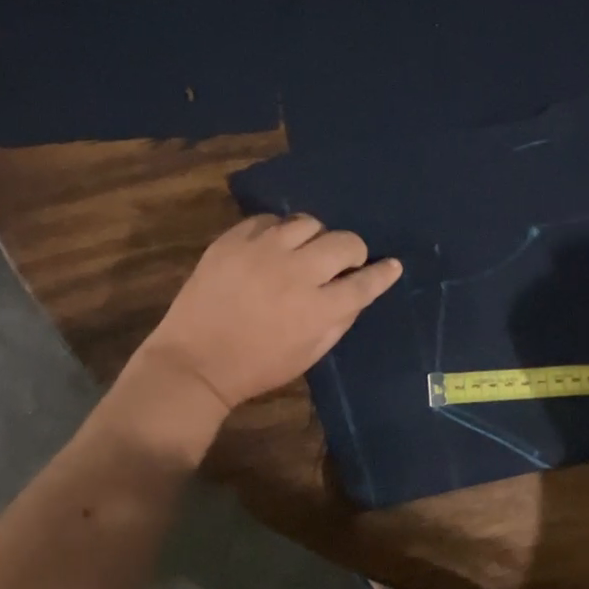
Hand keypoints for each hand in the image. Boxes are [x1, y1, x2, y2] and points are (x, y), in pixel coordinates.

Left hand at [134, 214, 401, 411]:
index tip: (391, 265)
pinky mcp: (233, 240)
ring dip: (314, 238)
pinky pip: (269, 220)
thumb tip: (357, 292)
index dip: (383, 273)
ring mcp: (263, 251)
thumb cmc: (257, 368)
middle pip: (344, 242)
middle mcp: (297, 272)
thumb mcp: (308, 355)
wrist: (196, 362)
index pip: (364, 282)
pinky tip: (272, 249)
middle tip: (342, 263)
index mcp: (319, 309)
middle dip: (351, 251)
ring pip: (307, 223)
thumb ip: (338, 321)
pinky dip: (278, 232)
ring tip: (303, 253)